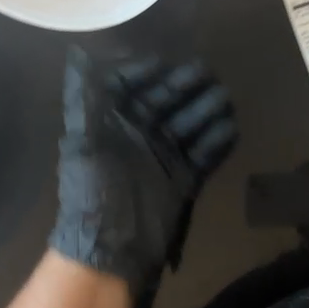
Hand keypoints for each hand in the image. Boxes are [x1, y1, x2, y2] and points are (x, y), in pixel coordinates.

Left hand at [50, 48, 237, 290]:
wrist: (111, 251)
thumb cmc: (93, 193)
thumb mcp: (83, 143)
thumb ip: (83, 101)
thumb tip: (76, 56)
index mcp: (110, 126)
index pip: (127, 89)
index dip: (143, 73)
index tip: (163, 62)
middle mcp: (137, 138)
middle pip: (164, 104)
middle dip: (185, 87)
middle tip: (209, 73)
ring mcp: (161, 159)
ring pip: (188, 126)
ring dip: (206, 111)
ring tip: (226, 97)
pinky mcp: (182, 181)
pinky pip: (203, 156)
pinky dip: (217, 142)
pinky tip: (232, 127)